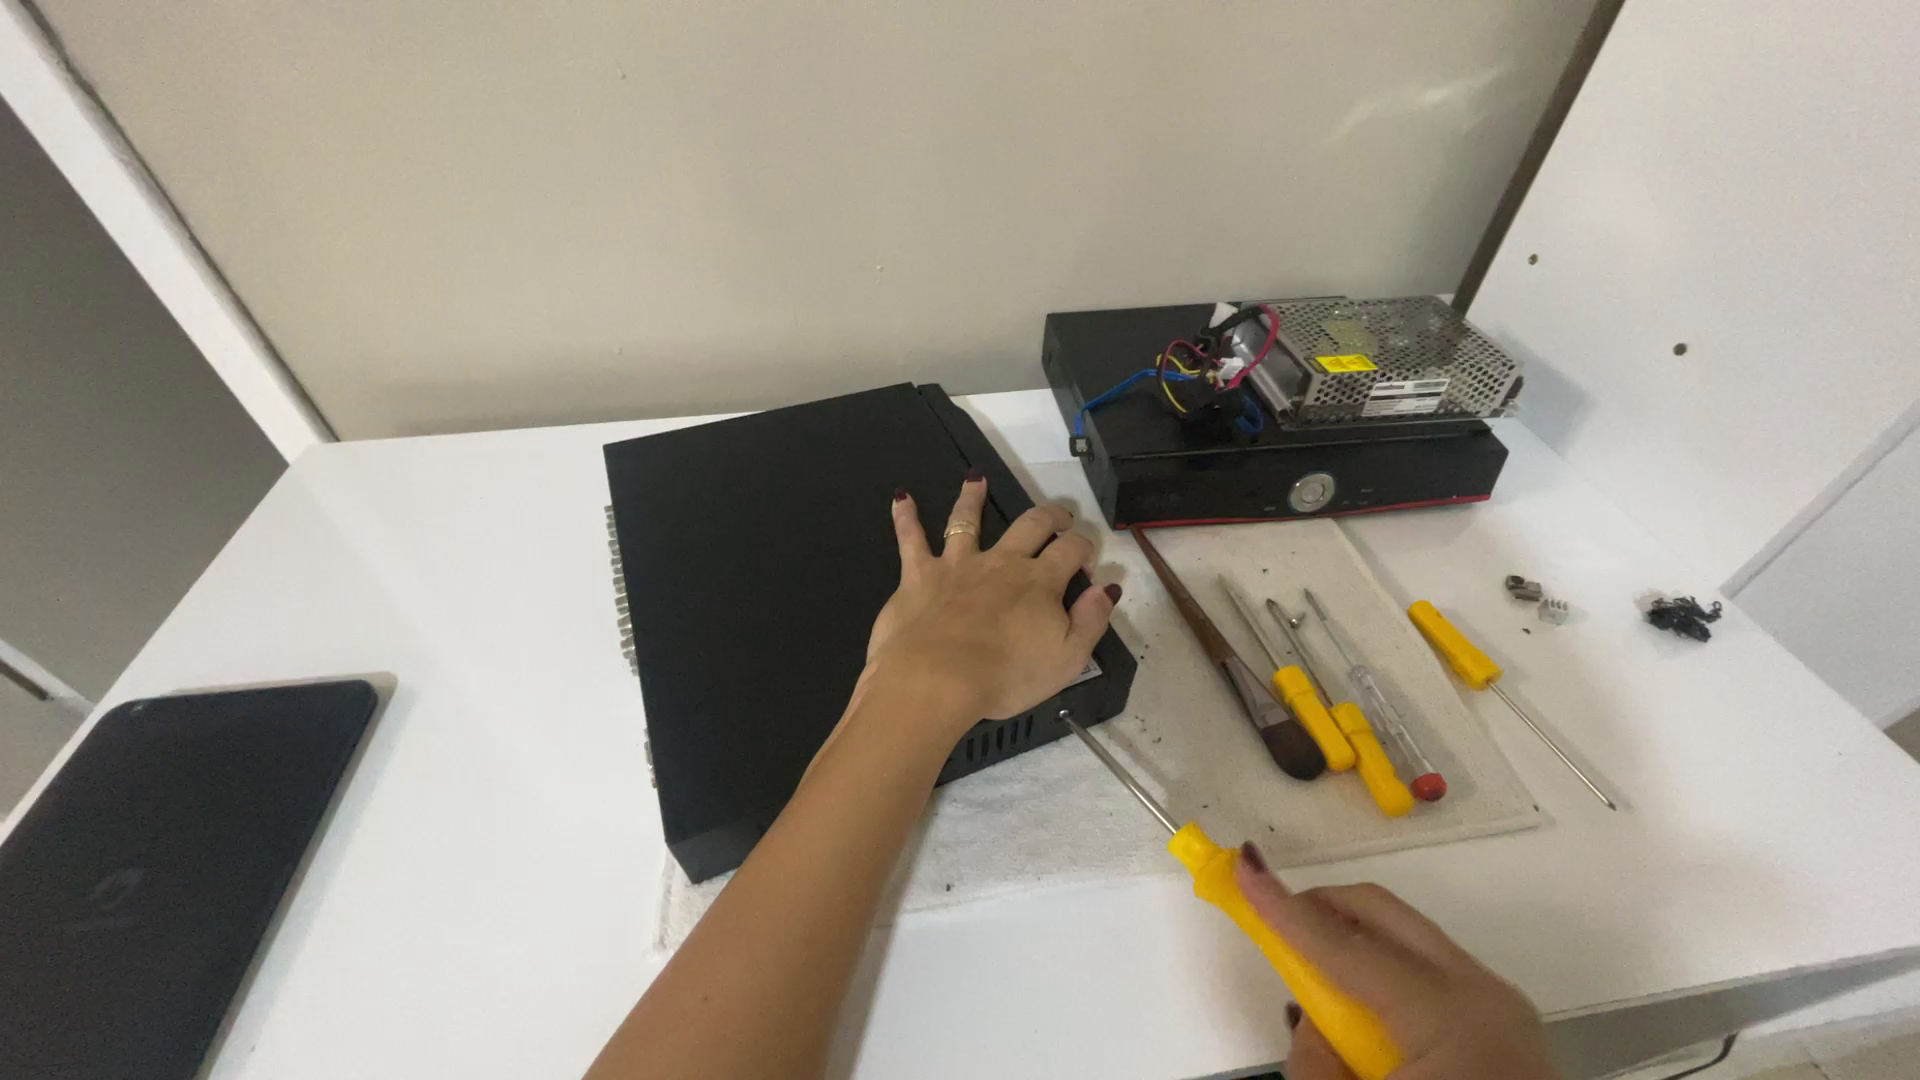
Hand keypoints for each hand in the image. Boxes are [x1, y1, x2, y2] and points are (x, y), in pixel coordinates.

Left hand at [864, 472, 1119, 728]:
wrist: (936, 680)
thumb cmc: (1006, 677)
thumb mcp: (1068, 659)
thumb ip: (1091, 620)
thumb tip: (1106, 588)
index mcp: (1040, 582)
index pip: (1071, 550)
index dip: (1084, 549)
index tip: (1087, 561)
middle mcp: (1001, 562)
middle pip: (1030, 525)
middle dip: (1050, 516)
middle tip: (1060, 515)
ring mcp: (958, 564)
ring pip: (967, 520)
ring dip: (972, 498)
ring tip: (976, 479)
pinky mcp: (919, 574)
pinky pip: (910, 539)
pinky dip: (905, 517)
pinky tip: (901, 498)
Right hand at [1234, 849, 1561, 1079]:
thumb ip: (1313, 1058)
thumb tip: (1310, 1015)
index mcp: (1447, 1016)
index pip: (1343, 945)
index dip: (1283, 907)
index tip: (1242, 863)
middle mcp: (1481, 993)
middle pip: (1380, 913)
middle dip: (1319, 906)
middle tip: (1275, 926)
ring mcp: (1500, 1005)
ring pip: (1404, 934)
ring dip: (1351, 939)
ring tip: (1321, 985)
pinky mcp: (1505, 1024)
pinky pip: (1427, 967)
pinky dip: (1384, 969)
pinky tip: (1367, 1014)